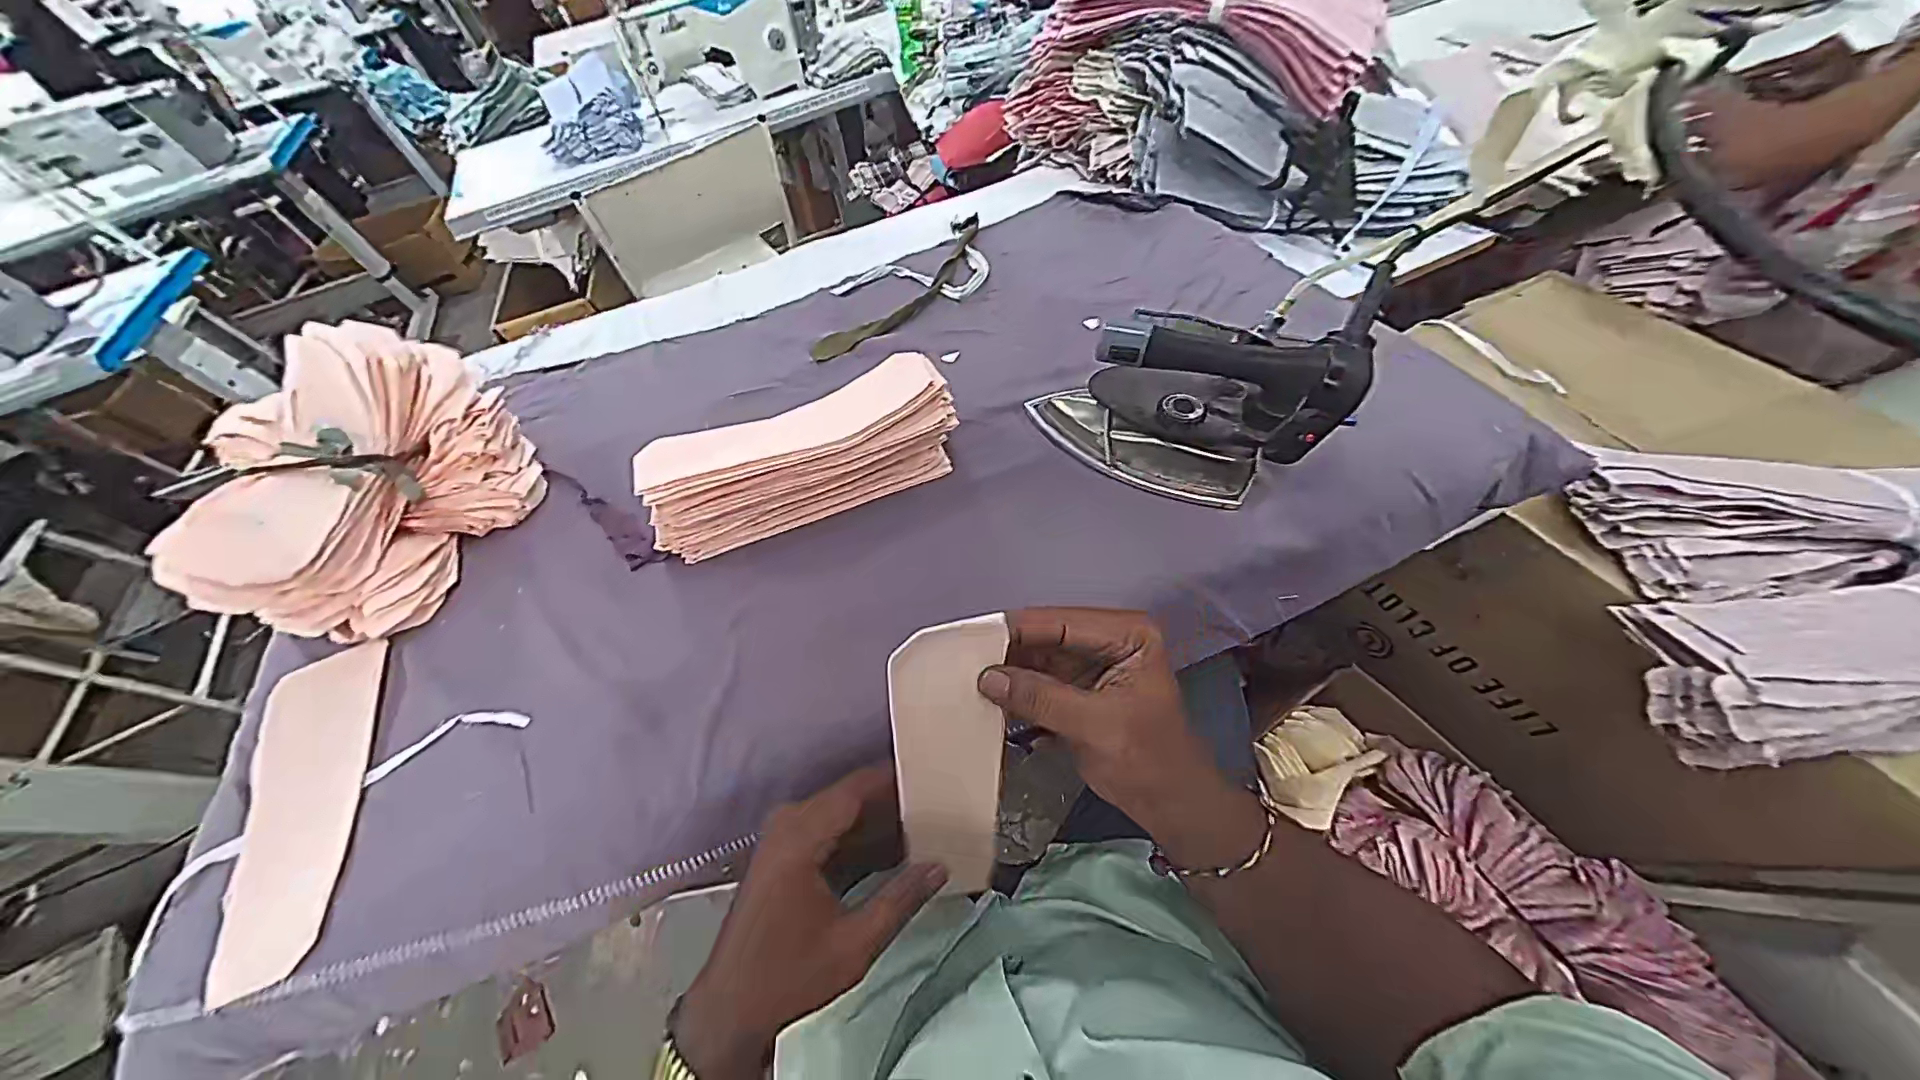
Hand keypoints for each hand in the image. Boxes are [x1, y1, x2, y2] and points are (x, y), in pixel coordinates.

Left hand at [673, 766, 946, 1078]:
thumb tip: (939, 866)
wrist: (729, 1010)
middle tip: (935, 804)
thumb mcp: (855, 943)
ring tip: (922, 824)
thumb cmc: (790, 976)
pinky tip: (890, 851)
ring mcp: (780, 837)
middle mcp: (787, 824)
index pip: (856, 788)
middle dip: (891, 800)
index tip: (931, 774)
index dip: (894, 777)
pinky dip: (856, 837)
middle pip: (849, 797)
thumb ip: (901, 899)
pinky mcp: (780, 853)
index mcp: (800, 836)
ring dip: (876, 820)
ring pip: (839, 813)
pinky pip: (826, 829)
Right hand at [976, 608, 1264, 867]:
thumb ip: (1041, 698)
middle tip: (960, 661)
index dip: (1016, 629)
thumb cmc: (1150, 762)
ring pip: (1036, 658)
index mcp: (1127, 633)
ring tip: (964, 678)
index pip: (1062, 622)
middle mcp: (1107, 639)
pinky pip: (1037, 681)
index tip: (970, 638)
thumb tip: (987, 677)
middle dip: (1006, 651)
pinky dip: (1014, 691)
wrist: (1173, 805)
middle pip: (1045, 636)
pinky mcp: (1076, 689)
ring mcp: (1090, 664)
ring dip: (1006, 671)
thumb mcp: (1096, 726)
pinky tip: (986, 698)